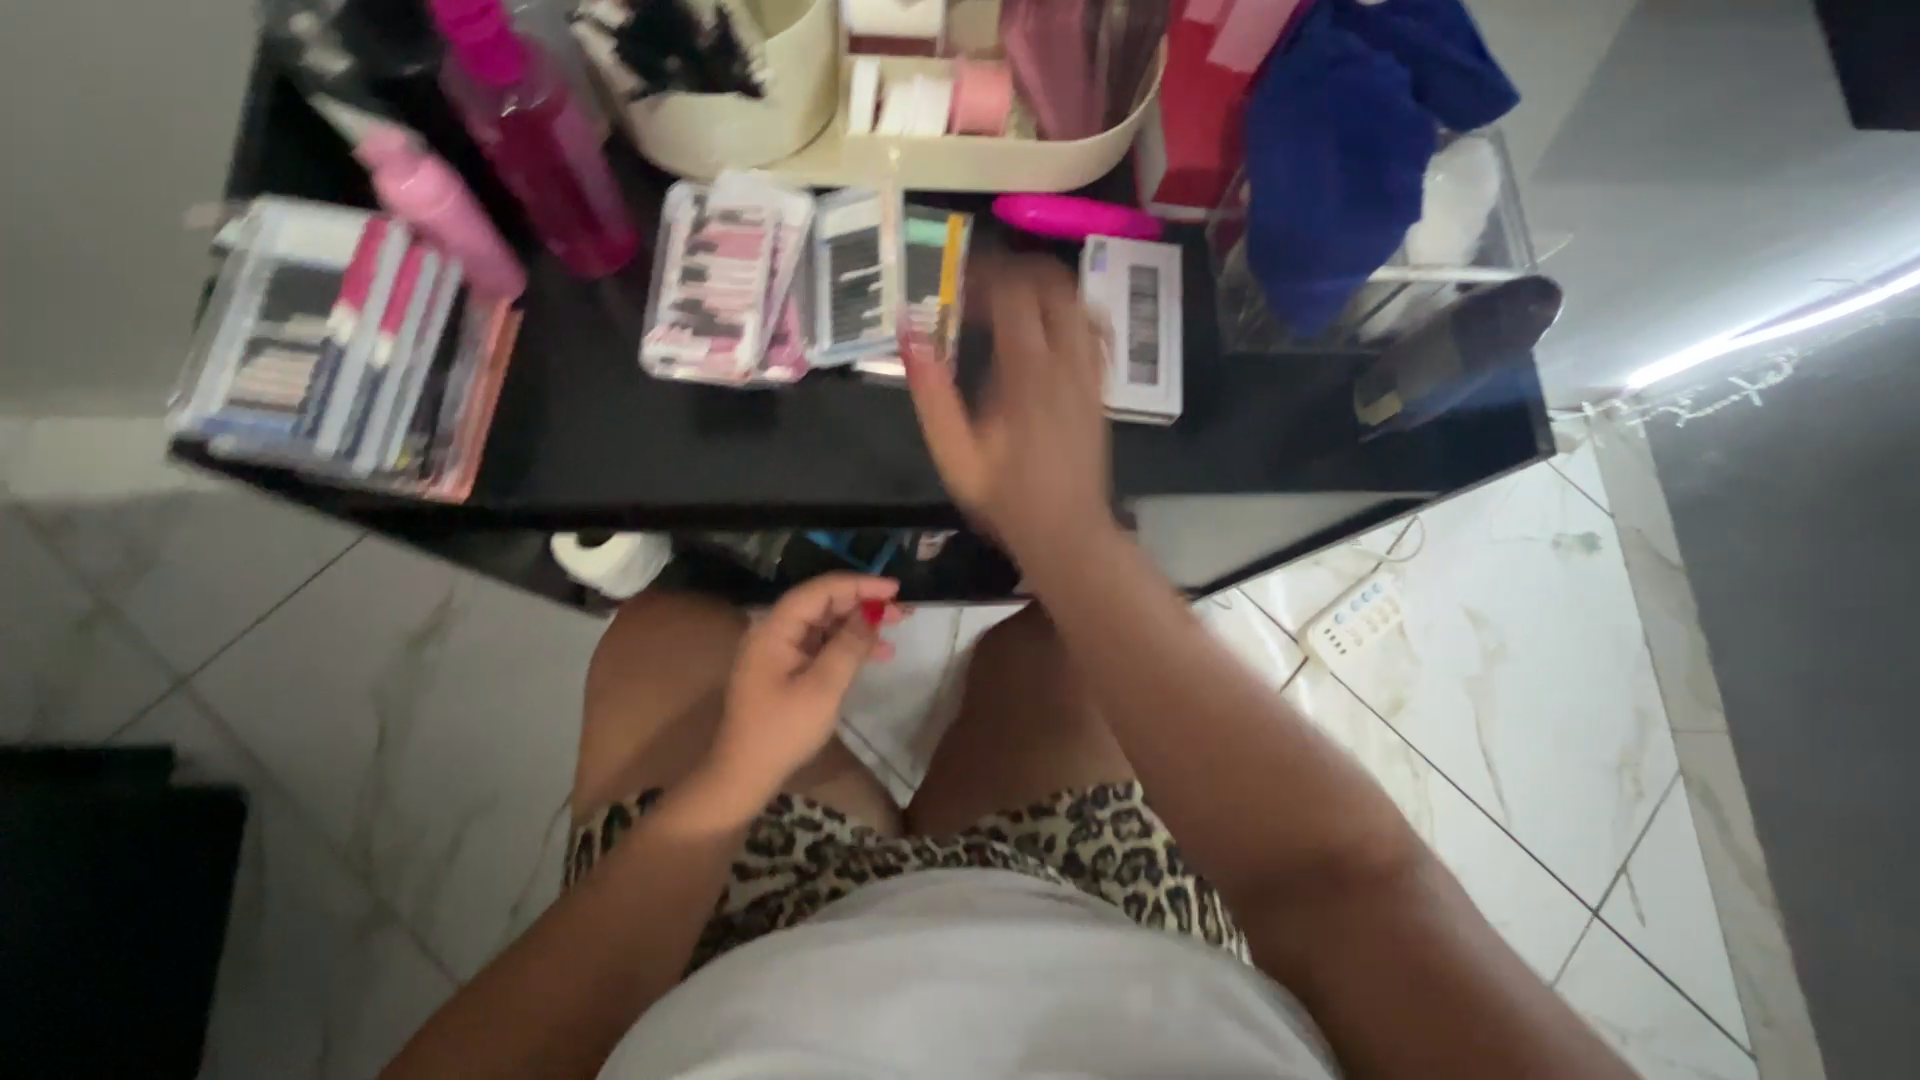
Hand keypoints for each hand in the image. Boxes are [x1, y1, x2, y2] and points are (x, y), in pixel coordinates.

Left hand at [705, 574, 901, 804]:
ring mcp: (779, 651)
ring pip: (824, 624)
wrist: (744, 774)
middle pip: (822, 604)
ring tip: (895, 629)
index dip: (859, 584)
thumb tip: (871, 614)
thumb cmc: (782, 731)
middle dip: (862, 604)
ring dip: (859, 625)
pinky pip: (820, 645)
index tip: (895, 588)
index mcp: (774, 629)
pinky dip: (847, 646)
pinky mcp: (785, 670)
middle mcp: (774, 632)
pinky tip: (876, 654)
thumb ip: (848, 646)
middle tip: (901, 611)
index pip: (820, 590)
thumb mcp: (822, 688)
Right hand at [903, 255, 1114, 561]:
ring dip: (1046, 287)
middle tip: (982, 284)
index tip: (955, 286)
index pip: (1012, 294)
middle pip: (1054, 284)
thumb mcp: (956, 455)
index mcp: (1028, 375)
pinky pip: (1095, 331)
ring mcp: (1090, 375)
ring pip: (1079, 301)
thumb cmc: (1006, 499)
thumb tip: (908, 334)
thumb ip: (932, 394)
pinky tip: (1048, 328)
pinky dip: (1072, 314)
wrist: (1067, 532)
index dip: (983, 277)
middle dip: (1017, 270)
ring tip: (1011, 299)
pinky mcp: (1100, 388)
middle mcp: (1067, 364)